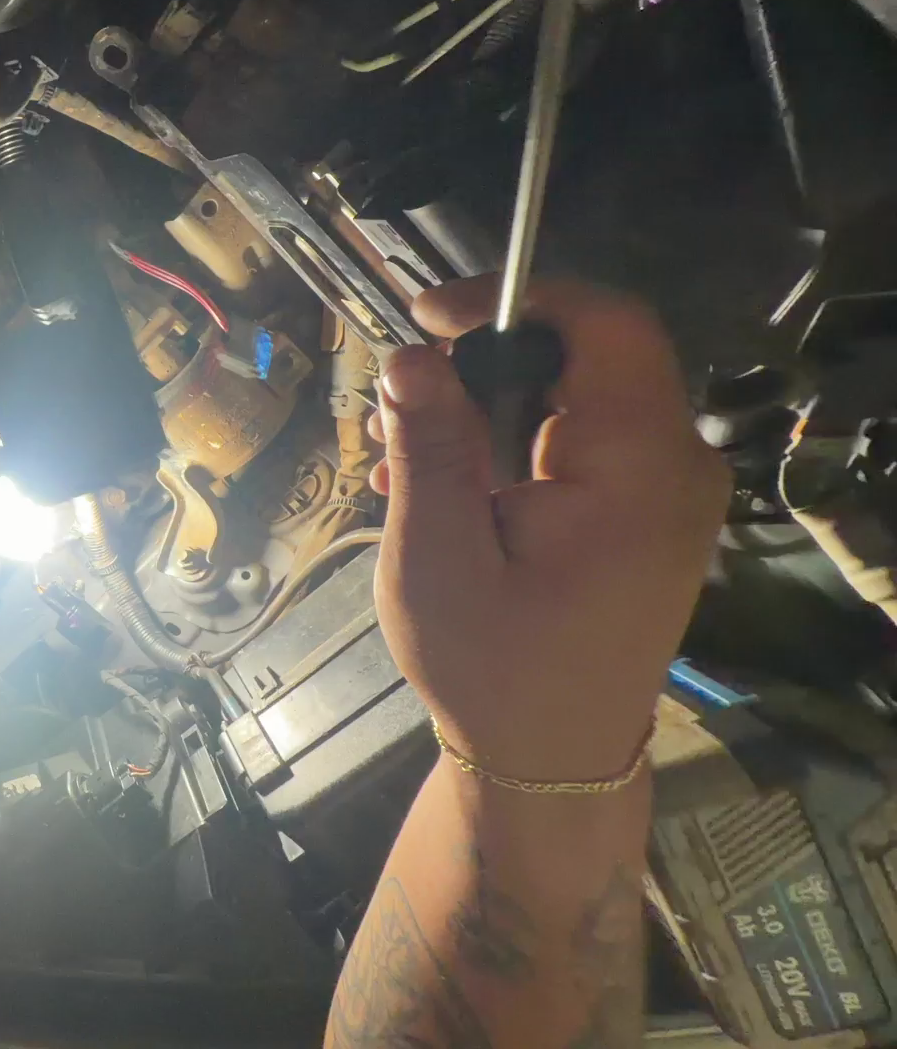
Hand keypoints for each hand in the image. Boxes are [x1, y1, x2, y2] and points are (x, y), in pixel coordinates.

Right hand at [367, 278, 729, 780]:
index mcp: (633, 467)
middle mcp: (666, 467)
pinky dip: (493, 453)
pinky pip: (562, 452)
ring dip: (471, 417)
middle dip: (472, 370)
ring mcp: (652, 495)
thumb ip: (427, 448)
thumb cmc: (486, 659)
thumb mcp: (435, 551)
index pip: (606, 326)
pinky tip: (433, 492)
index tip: (422, 317)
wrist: (544, 753)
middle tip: (388, 412)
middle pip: (576, 363)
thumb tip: (407, 357)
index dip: (513, 301)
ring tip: (393, 463)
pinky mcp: (628, 519)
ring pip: (560, 407)